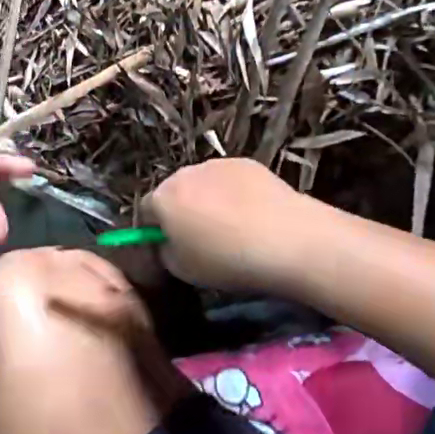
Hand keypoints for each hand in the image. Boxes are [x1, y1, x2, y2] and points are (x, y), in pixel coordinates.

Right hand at [142, 157, 314, 291]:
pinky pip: (229, 180)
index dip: (157, 230)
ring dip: (208, 200)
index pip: (145, 211)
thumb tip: (168, 244)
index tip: (174, 248)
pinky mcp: (246, 162)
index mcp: (161, 198)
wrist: (289, 240)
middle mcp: (183, 173)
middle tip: (205, 240)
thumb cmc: (229, 260)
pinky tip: (255, 215)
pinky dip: (235, 194)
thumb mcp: (183, 271)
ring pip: (201, 184)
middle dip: (183, 212)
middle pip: (173, 193)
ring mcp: (216, 164)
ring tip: (235, 228)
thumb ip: (165, 253)